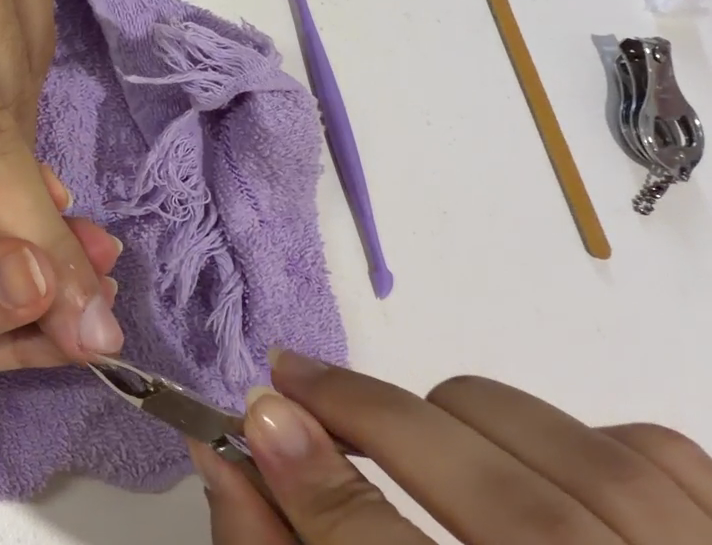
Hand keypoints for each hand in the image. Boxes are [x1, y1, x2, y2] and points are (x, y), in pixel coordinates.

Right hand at [193, 350, 711, 542]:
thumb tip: (220, 451)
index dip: (316, 485)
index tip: (252, 412)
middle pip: (507, 506)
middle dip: (375, 414)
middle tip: (292, 376)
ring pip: (590, 461)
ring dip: (462, 412)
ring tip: (398, 415)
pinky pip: (662, 455)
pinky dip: (576, 432)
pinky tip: (515, 452)